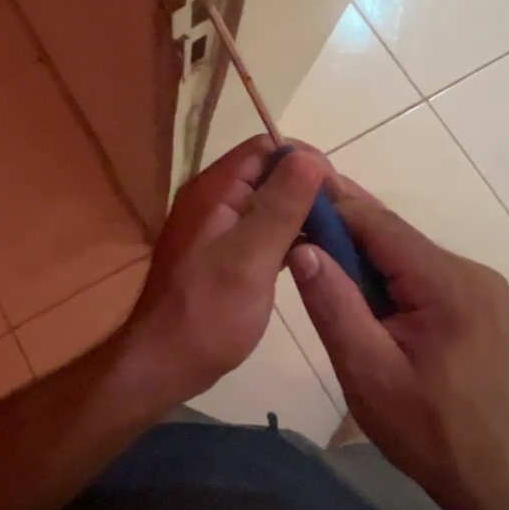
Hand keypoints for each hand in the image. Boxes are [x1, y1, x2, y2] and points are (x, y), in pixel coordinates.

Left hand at [121, 135, 329, 399]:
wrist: (164, 361)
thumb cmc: (208, 311)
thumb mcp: (251, 256)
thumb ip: (280, 205)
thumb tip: (311, 156)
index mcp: (213, 190)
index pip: (264, 148)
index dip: (304, 161)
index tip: (337, 194)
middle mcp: (210, 198)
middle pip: (266, 171)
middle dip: (306, 187)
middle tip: (344, 220)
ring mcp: (213, 225)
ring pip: (265, 201)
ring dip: (298, 212)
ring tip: (336, 237)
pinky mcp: (219, 251)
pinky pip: (257, 227)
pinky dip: (284, 234)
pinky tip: (311, 255)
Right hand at [285, 178, 508, 509]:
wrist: (500, 483)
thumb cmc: (429, 431)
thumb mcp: (367, 371)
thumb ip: (334, 304)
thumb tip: (301, 247)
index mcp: (449, 285)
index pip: (378, 225)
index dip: (330, 204)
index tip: (286, 189)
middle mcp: (471, 273)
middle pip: (392, 233)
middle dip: (339, 223)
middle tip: (288, 207)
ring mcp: (479, 289)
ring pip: (403, 253)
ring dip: (357, 249)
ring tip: (305, 240)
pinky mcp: (477, 306)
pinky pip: (418, 273)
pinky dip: (380, 271)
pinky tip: (348, 277)